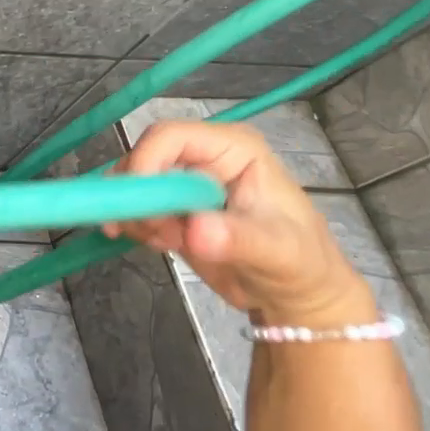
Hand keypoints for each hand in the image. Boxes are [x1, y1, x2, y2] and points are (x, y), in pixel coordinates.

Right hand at [102, 121, 370, 324]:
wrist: (295, 294)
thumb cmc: (300, 266)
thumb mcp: (278, 254)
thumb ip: (239, 238)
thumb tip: (196, 229)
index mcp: (233, 149)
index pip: (169, 136)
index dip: (145, 164)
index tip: (145, 209)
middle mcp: (202, 157)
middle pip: (142, 158)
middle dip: (139, 198)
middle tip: (160, 233)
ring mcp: (182, 180)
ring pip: (129, 183)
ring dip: (135, 215)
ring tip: (167, 243)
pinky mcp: (168, 205)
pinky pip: (129, 204)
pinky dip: (131, 224)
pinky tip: (157, 244)